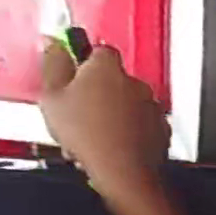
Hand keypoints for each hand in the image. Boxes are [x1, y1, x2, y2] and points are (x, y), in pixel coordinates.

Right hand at [39, 42, 169, 197]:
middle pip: (115, 78)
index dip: (85, 61)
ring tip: (93, 131)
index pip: (99, 50)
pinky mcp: (162, 128)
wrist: (123, 170)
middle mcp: (136, 83)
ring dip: (114, 110)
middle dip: (99, 90)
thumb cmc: (88, 135)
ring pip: (129, 101)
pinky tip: (112, 141)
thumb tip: (53, 43)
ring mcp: (153, 105)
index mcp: (107, 68)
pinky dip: (130, 128)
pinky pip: (142, 122)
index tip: (73, 72)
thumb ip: (53, 64)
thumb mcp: (52, 95)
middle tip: (78, 108)